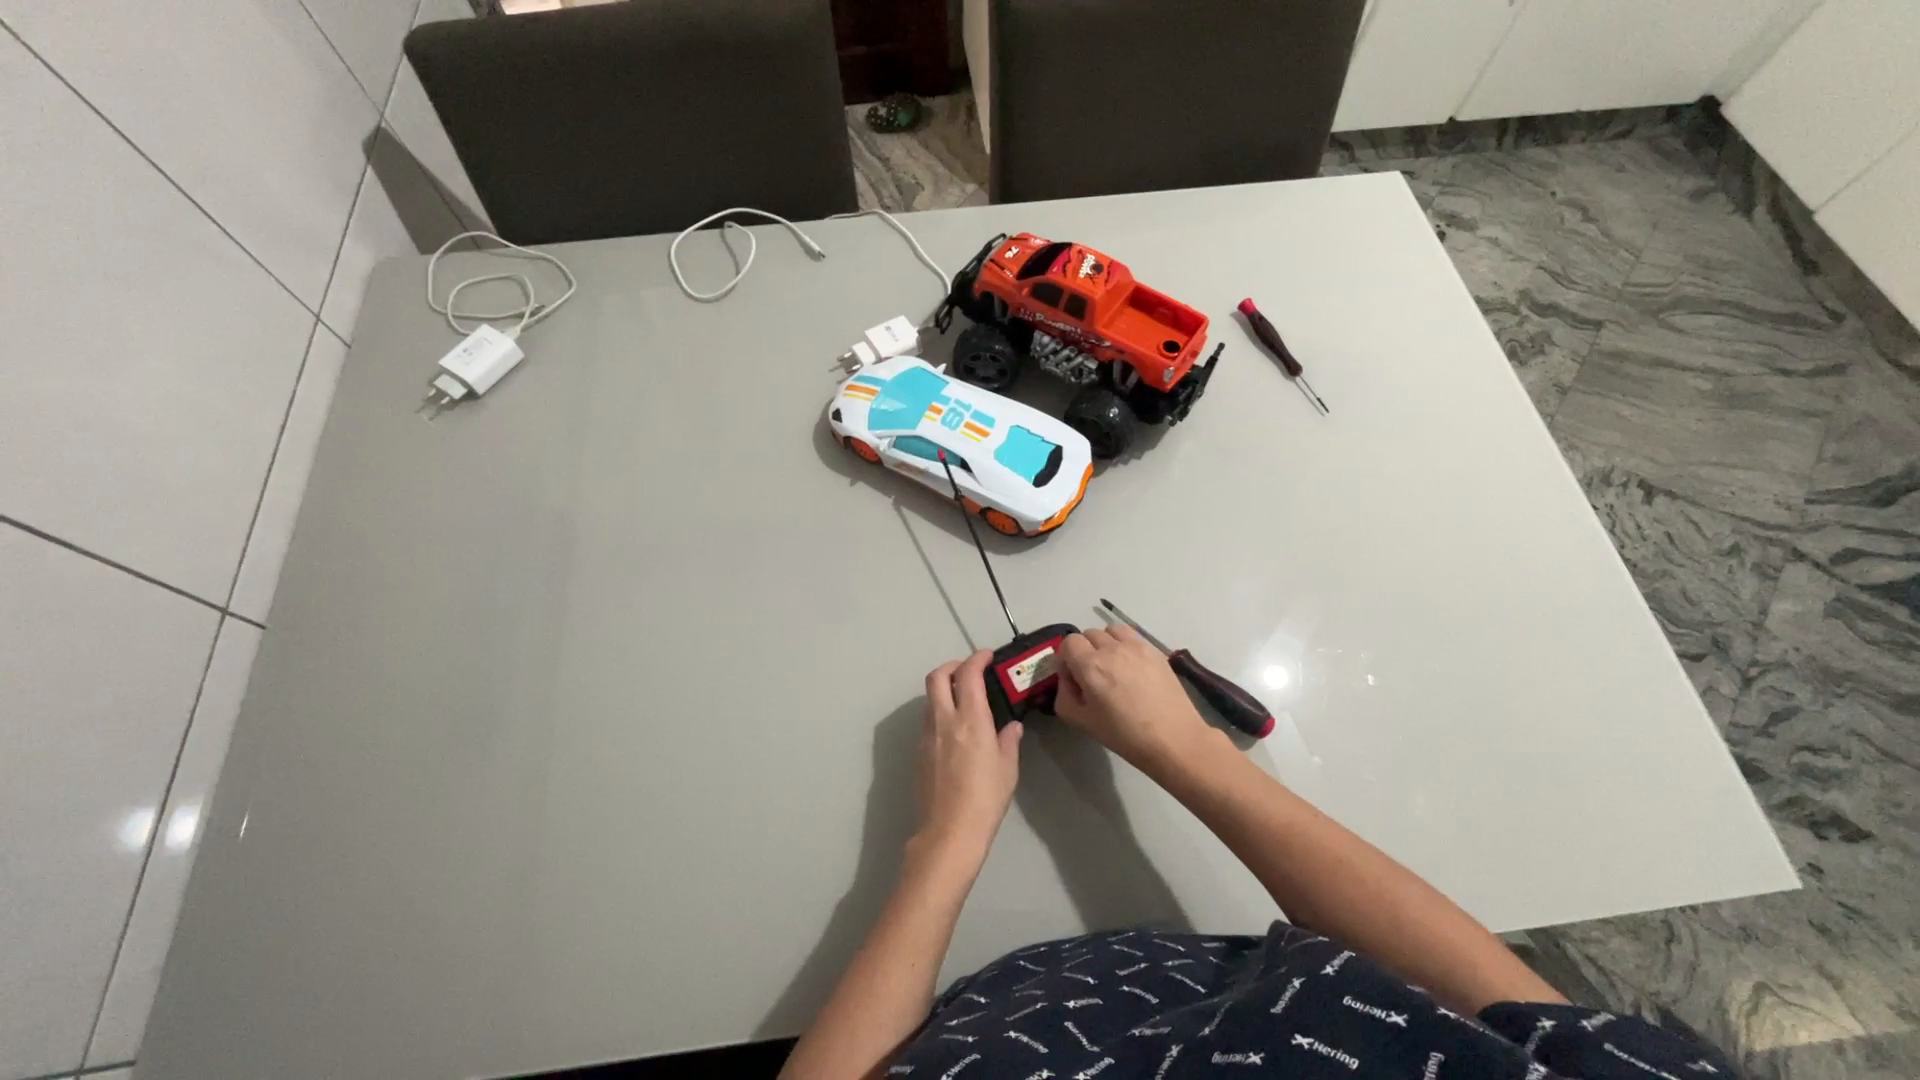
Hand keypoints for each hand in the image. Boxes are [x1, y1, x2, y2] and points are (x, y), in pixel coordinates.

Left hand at [915, 651, 1022, 857]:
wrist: (949, 832)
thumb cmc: (985, 799)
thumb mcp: (1007, 769)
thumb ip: (1008, 741)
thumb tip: (1011, 727)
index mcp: (970, 720)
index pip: (968, 675)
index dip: (977, 659)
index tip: (986, 656)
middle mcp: (943, 721)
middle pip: (937, 677)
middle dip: (952, 666)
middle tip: (968, 670)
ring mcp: (926, 736)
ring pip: (930, 699)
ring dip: (944, 690)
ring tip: (963, 700)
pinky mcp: (918, 752)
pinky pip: (928, 721)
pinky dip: (939, 713)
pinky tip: (955, 730)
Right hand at [1055, 625, 1209, 767]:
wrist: (1173, 738)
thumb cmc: (1124, 735)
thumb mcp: (1081, 722)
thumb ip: (1064, 695)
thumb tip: (1068, 679)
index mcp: (1090, 665)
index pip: (1068, 642)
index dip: (1066, 659)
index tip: (1073, 678)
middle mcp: (1112, 648)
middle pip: (1088, 634)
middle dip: (1084, 651)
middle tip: (1092, 676)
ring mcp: (1136, 646)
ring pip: (1111, 630)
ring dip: (1105, 643)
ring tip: (1113, 666)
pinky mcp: (1155, 650)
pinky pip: (1132, 636)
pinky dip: (1124, 644)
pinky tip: (1132, 667)